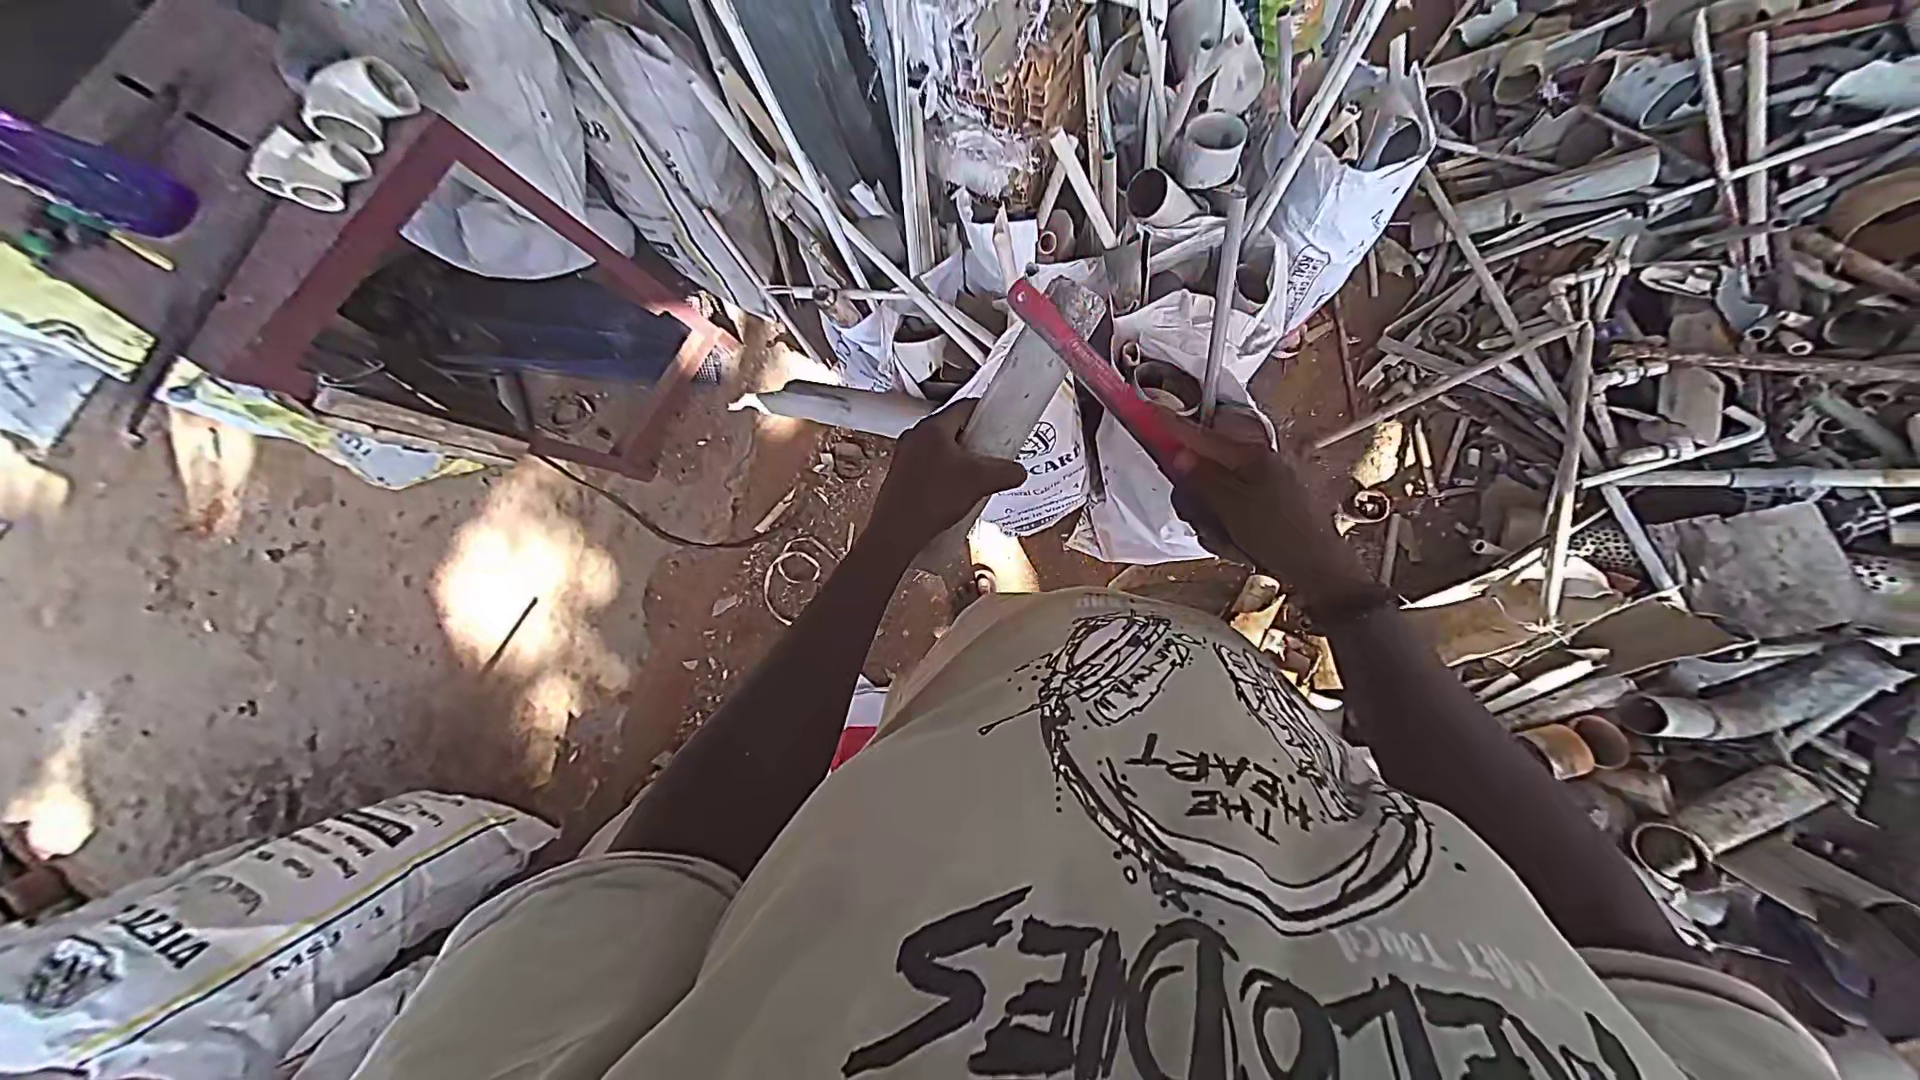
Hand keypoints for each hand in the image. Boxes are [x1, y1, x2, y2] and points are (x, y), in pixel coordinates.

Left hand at [867, 399, 1028, 553]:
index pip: (965, 407)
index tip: (1000, 425)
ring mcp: (904, 456)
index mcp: (933, 427)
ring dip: (959, 460)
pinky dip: (944, 475)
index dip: (986, 414)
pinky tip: (954, 494)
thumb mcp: (980, 481)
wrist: (898, 531)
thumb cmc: (934, 498)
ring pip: (940, 449)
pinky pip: (928, 467)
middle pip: (952, 429)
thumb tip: (1018, 471)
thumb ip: (1006, 472)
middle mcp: (915, 436)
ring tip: (974, 479)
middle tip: (991, 457)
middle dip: (974, 442)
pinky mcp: (900, 476)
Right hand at [1154, 406, 1375, 608]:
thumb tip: (1178, 454)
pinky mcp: (1264, 501)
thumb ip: (1202, 479)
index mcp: (1251, 455)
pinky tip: (1238, 543)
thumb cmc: (1281, 537)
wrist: (1320, 570)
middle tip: (1200, 518)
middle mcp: (1257, 462)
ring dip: (1210, 518)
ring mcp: (1262, 482)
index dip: (1170, 427)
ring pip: (1211, 492)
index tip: (1145, 412)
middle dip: (1194, 497)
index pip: (1200, 436)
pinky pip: (1227, 507)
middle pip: (1202, 468)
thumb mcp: (1232, 508)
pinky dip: (1225, 526)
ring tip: (1227, 539)